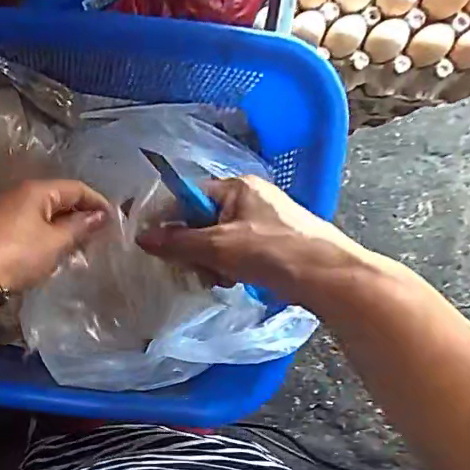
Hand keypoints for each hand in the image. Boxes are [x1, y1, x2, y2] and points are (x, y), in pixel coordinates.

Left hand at [0, 179, 110, 292]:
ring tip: (79, 243)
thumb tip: (99, 216)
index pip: (75, 188)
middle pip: (58, 198)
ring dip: (63, 225)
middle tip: (98, 233)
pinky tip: (53, 248)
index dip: (96, 202)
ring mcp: (5, 210)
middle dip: (80, 213)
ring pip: (43, 212)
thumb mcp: (55, 243)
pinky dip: (46, 232)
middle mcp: (20, 193)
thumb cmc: (19, 255)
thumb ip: (79, 227)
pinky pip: (30, 224)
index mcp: (37, 190)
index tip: (112, 220)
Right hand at [135, 175, 378, 312]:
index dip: (167, 220)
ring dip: (208, 263)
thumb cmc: (272, 252)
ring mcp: (259, 222)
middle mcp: (247, 199)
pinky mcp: (267, 245)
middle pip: (198, 221)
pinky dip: (226, 269)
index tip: (155, 245)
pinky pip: (231, 254)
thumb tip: (142, 237)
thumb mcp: (218, 246)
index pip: (186, 197)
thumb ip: (177, 242)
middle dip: (192, 249)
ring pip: (213, 242)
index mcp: (236, 187)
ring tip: (219, 278)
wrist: (327, 277)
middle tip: (196, 268)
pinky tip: (233, 281)